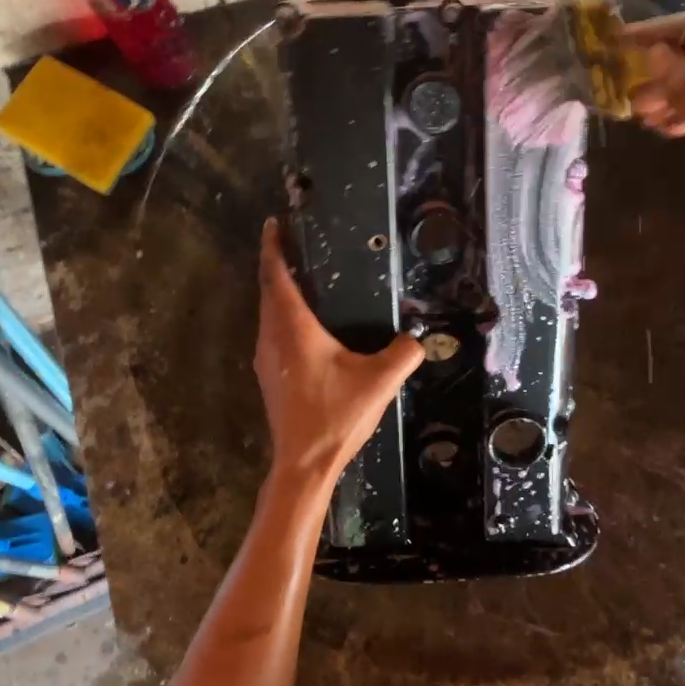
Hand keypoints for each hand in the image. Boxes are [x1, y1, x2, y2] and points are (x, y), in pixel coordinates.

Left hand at [253, 218, 424, 489]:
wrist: (303, 462)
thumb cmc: (336, 416)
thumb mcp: (379, 382)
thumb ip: (404, 354)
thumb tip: (417, 339)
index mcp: (293, 328)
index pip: (276, 276)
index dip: (273, 246)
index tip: (274, 223)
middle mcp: (273, 337)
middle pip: (268, 291)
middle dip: (277, 264)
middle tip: (295, 244)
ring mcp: (267, 358)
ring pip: (268, 313)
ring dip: (279, 292)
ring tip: (302, 278)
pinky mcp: (270, 376)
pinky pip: (273, 331)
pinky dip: (282, 315)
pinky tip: (305, 324)